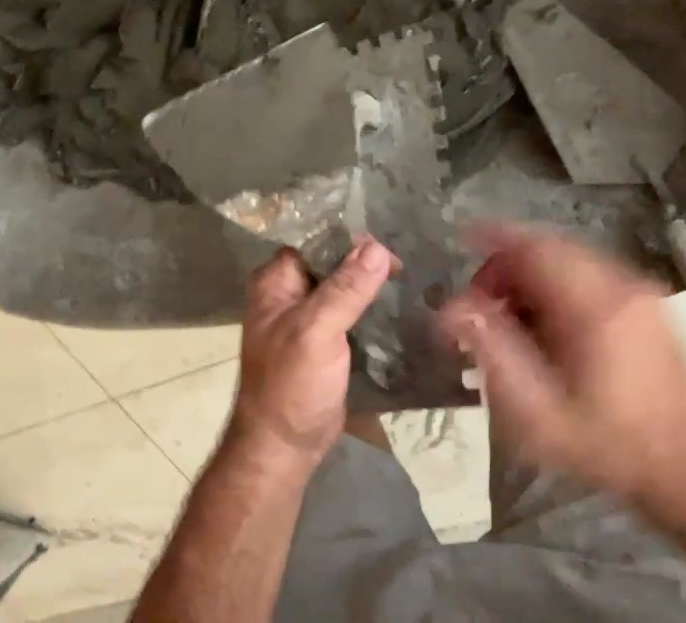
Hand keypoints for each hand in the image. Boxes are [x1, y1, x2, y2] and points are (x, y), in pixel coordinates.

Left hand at [228, 239, 395, 470]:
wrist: (284, 446)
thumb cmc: (291, 384)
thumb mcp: (317, 330)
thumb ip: (346, 289)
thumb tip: (377, 246)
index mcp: (275, 281)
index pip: (314, 241)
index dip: (349, 238)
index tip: (388, 241)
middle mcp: (287, 293)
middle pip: (331, 262)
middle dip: (364, 260)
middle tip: (407, 260)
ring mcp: (306, 318)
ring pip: (343, 288)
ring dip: (370, 285)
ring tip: (410, 277)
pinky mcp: (325, 342)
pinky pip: (350, 314)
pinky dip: (370, 309)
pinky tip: (399, 305)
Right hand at [439, 225, 685, 501]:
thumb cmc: (608, 444)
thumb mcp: (538, 411)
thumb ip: (493, 354)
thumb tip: (452, 309)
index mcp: (596, 305)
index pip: (535, 246)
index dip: (493, 239)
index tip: (461, 242)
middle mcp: (622, 285)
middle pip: (550, 249)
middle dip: (507, 267)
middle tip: (479, 306)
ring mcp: (640, 294)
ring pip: (569, 261)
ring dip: (530, 279)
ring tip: (507, 321)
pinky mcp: (646, 307)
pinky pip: (588, 276)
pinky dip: (555, 288)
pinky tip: (543, 327)